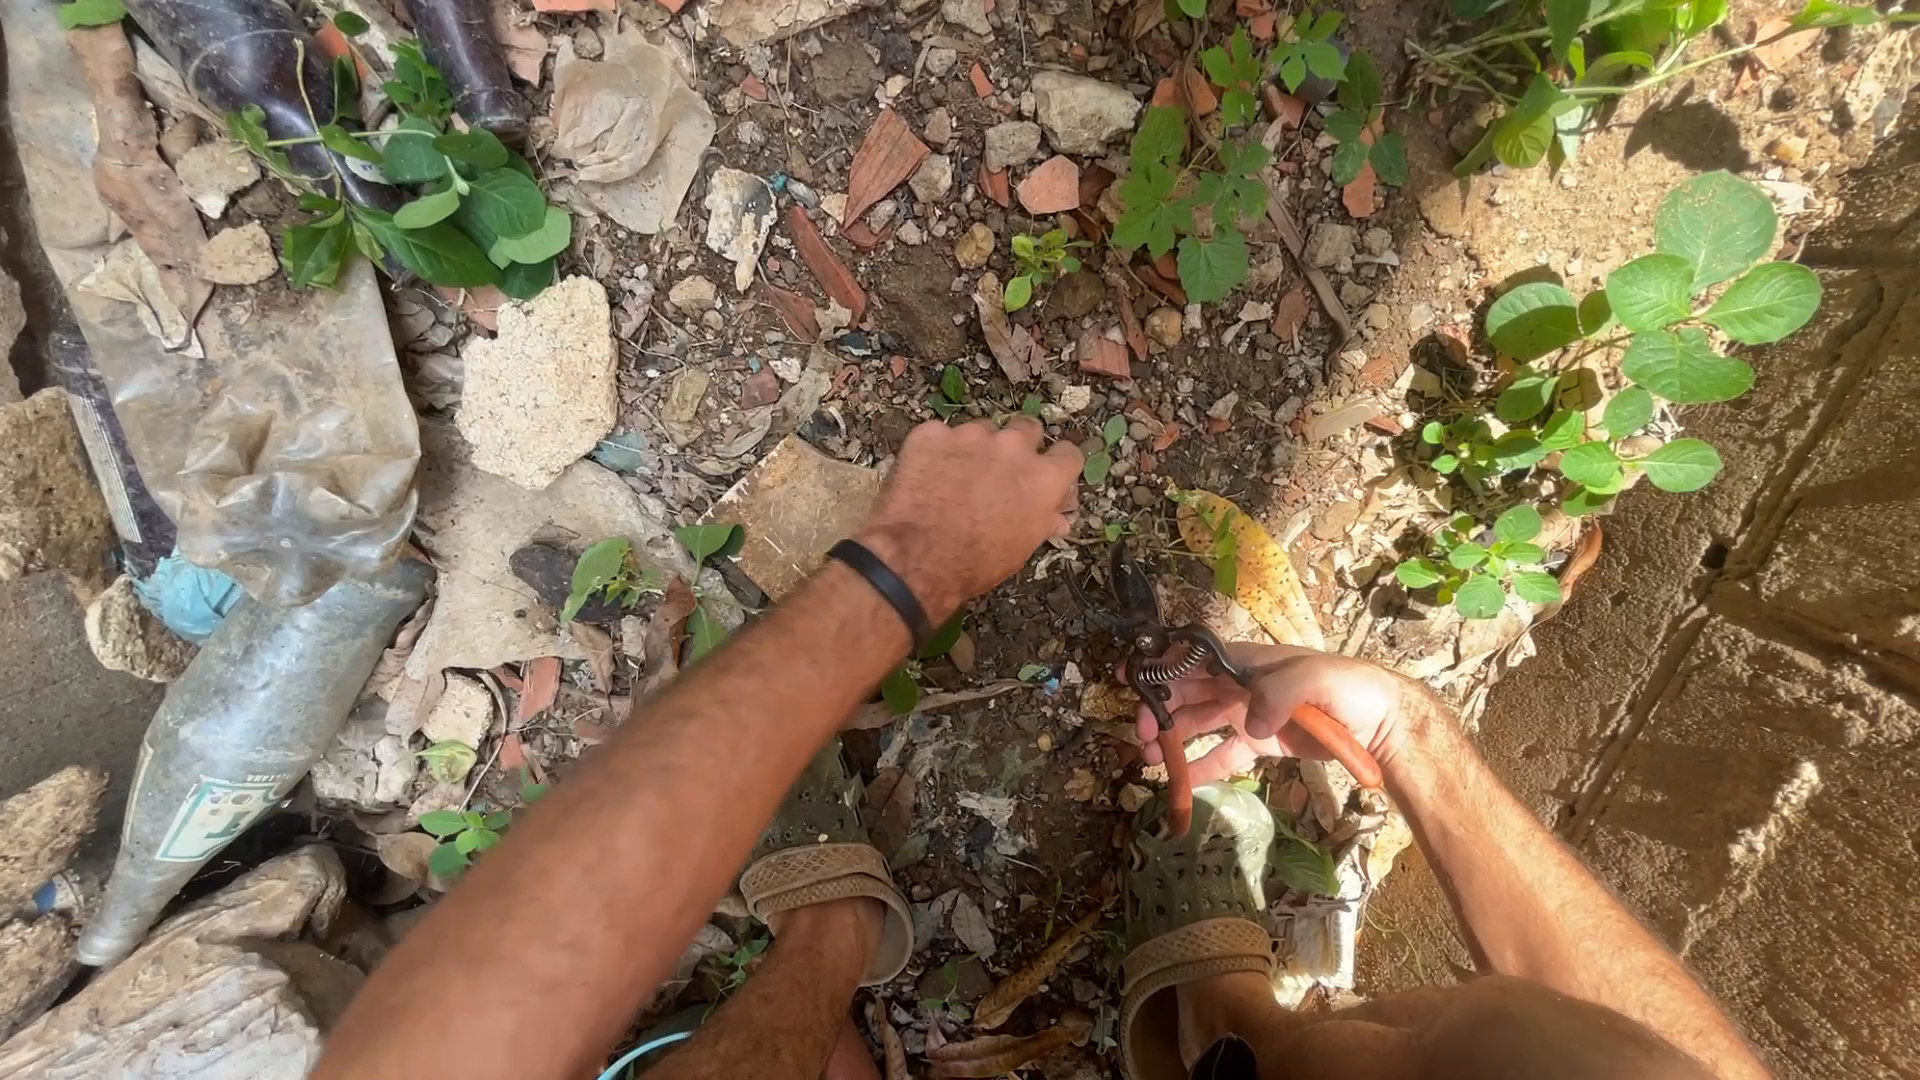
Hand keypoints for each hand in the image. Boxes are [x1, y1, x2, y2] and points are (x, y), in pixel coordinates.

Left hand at [857, 416, 1081, 619]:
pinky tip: (927, 476)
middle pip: (1028, 429)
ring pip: (982, 429)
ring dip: (977, 447)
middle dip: (1018, 447)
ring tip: (957, 477)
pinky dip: (937, 451)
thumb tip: (1058, 519)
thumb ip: (1042, 522)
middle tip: (999, 473)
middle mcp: (1013, 446)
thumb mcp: (1020, 549)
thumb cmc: (976, 563)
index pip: (1069, 454)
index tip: (1045, 476)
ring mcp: (970, 435)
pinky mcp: (931, 434)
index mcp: (1043, 477)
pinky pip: (940, 435)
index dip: (1057, 466)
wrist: (916, 558)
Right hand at [1135, 644, 1447, 787]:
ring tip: (1149, 757)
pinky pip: (1223, 753)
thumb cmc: (1349, 688)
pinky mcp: (1261, 742)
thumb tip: (1247, 723)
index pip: (1192, 658)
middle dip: (1160, 710)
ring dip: (1172, 737)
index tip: (1133, 679)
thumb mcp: (1316, 679)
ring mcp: (1249, 713)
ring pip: (1198, 722)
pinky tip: (1182, 781)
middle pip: (1187, 692)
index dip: (1160, 666)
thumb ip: (1278, 693)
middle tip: (1142, 735)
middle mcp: (1239, 684)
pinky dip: (1201, 766)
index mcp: (1246, 662)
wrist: (1385, 722)